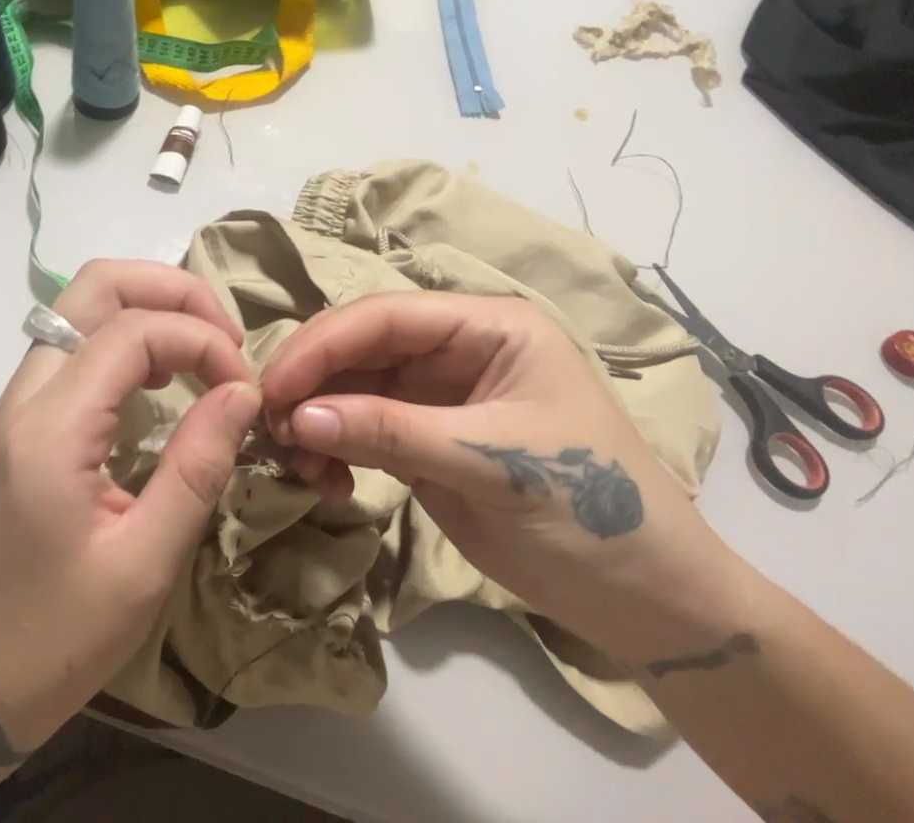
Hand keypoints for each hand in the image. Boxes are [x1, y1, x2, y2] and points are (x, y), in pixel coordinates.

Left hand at [0, 261, 260, 750]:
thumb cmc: (68, 633)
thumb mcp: (148, 560)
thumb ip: (197, 465)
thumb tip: (243, 390)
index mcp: (50, 430)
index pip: (129, 332)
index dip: (200, 339)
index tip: (246, 386)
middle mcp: (23, 399)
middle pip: (93, 287)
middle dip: (171, 292)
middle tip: (228, 338)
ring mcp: (16, 407)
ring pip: (80, 309)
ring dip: (148, 311)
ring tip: (207, 353)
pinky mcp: (23, 424)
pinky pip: (74, 349)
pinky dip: (125, 341)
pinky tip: (165, 381)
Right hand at [259, 292, 740, 661]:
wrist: (641, 596)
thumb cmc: (590, 509)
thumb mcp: (493, 463)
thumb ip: (393, 433)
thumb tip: (300, 418)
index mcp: (489, 328)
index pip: (386, 316)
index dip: (324, 345)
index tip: (273, 387)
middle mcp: (455, 352)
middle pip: (360, 349)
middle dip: (312, 385)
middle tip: (272, 430)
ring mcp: (435, 399)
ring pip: (349, 391)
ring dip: (316, 423)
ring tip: (297, 466)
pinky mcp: (421, 443)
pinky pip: (358, 432)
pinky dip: (331, 452)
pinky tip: (325, 484)